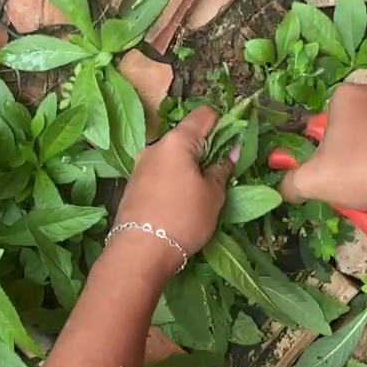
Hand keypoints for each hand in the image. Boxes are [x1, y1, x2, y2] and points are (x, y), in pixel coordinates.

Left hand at [113, 106, 235, 267]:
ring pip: (172, 155)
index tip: (233, 145)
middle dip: (206, 148)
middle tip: (221, 173)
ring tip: (201, 191)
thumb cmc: (183, 219)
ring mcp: (140, 165)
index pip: (204, 114)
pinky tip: (180, 200)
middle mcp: (155, 146)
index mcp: (177, 141)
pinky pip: (160, 171)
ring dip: (189, 165)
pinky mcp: (133, 183)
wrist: (139, 251)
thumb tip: (232, 151)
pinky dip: (173, 177)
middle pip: (186, 135)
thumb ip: (223, 168)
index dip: (223, 124)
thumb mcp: (213, 195)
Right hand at [279, 82, 366, 213]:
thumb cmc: (360, 171)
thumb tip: (285, 188)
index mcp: (346, 95)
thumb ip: (291, 183)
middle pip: (359, 123)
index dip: (329, 147)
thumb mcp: (312, 182)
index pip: (329, 120)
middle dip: (357, 147)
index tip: (335, 169)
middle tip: (358, 177)